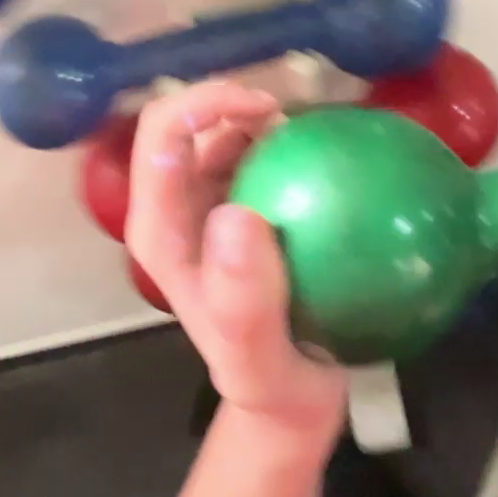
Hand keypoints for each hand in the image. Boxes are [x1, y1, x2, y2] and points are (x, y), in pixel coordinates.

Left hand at [125, 83, 349, 443]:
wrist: (293, 395)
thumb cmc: (267, 379)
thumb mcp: (256, 358)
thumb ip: (242, 301)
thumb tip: (237, 215)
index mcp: (162, 226)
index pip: (163, 136)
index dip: (204, 102)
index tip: (268, 110)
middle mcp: (181, 205)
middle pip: (192, 121)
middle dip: (238, 101)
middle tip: (303, 117)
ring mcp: (214, 202)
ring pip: (230, 131)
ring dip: (270, 120)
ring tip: (322, 130)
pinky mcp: (250, 205)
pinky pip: (266, 153)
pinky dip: (294, 141)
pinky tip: (335, 151)